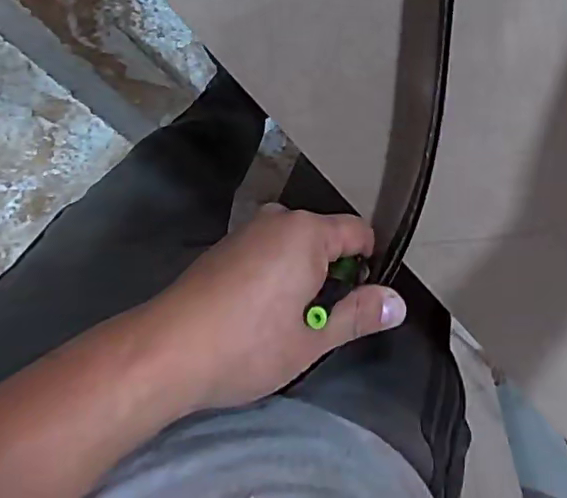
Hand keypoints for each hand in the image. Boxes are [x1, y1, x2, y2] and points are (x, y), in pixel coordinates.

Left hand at [136, 204, 406, 411]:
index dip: (369, 264)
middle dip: (332, 273)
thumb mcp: (310, 339)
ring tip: (289, 321)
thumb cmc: (247, 346)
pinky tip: (259, 312)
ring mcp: (249, 227)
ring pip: (296, 243)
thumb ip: (357, 315)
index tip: (360, 302)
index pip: (358, 231)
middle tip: (319, 321)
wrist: (168, 348)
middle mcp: (279, 218)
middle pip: (325, 236)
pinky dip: (277, 271)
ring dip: (303, 274)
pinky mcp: (228, 242)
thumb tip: (398, 301)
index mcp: (306, 232)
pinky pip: (269, 247)